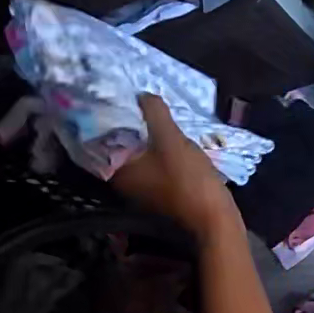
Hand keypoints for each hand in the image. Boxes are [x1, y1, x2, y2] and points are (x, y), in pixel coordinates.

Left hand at [109, 93, 239, 239]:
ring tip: (155, 119)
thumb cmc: (187, 179)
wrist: (213, 218)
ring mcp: (140, 191)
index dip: (109, 115)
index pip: (100, 135)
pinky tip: (168, 143)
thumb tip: (142, 94)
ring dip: (145, 141)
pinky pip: (150, 168)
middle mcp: (122, 182)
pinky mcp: (158, 195)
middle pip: (119, 146)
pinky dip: (155, 155)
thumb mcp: (171, 139)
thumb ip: (155, 114)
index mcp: (117, 169)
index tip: (118, 97)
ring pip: (136, 157)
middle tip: (138, 104)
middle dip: (129, 126)